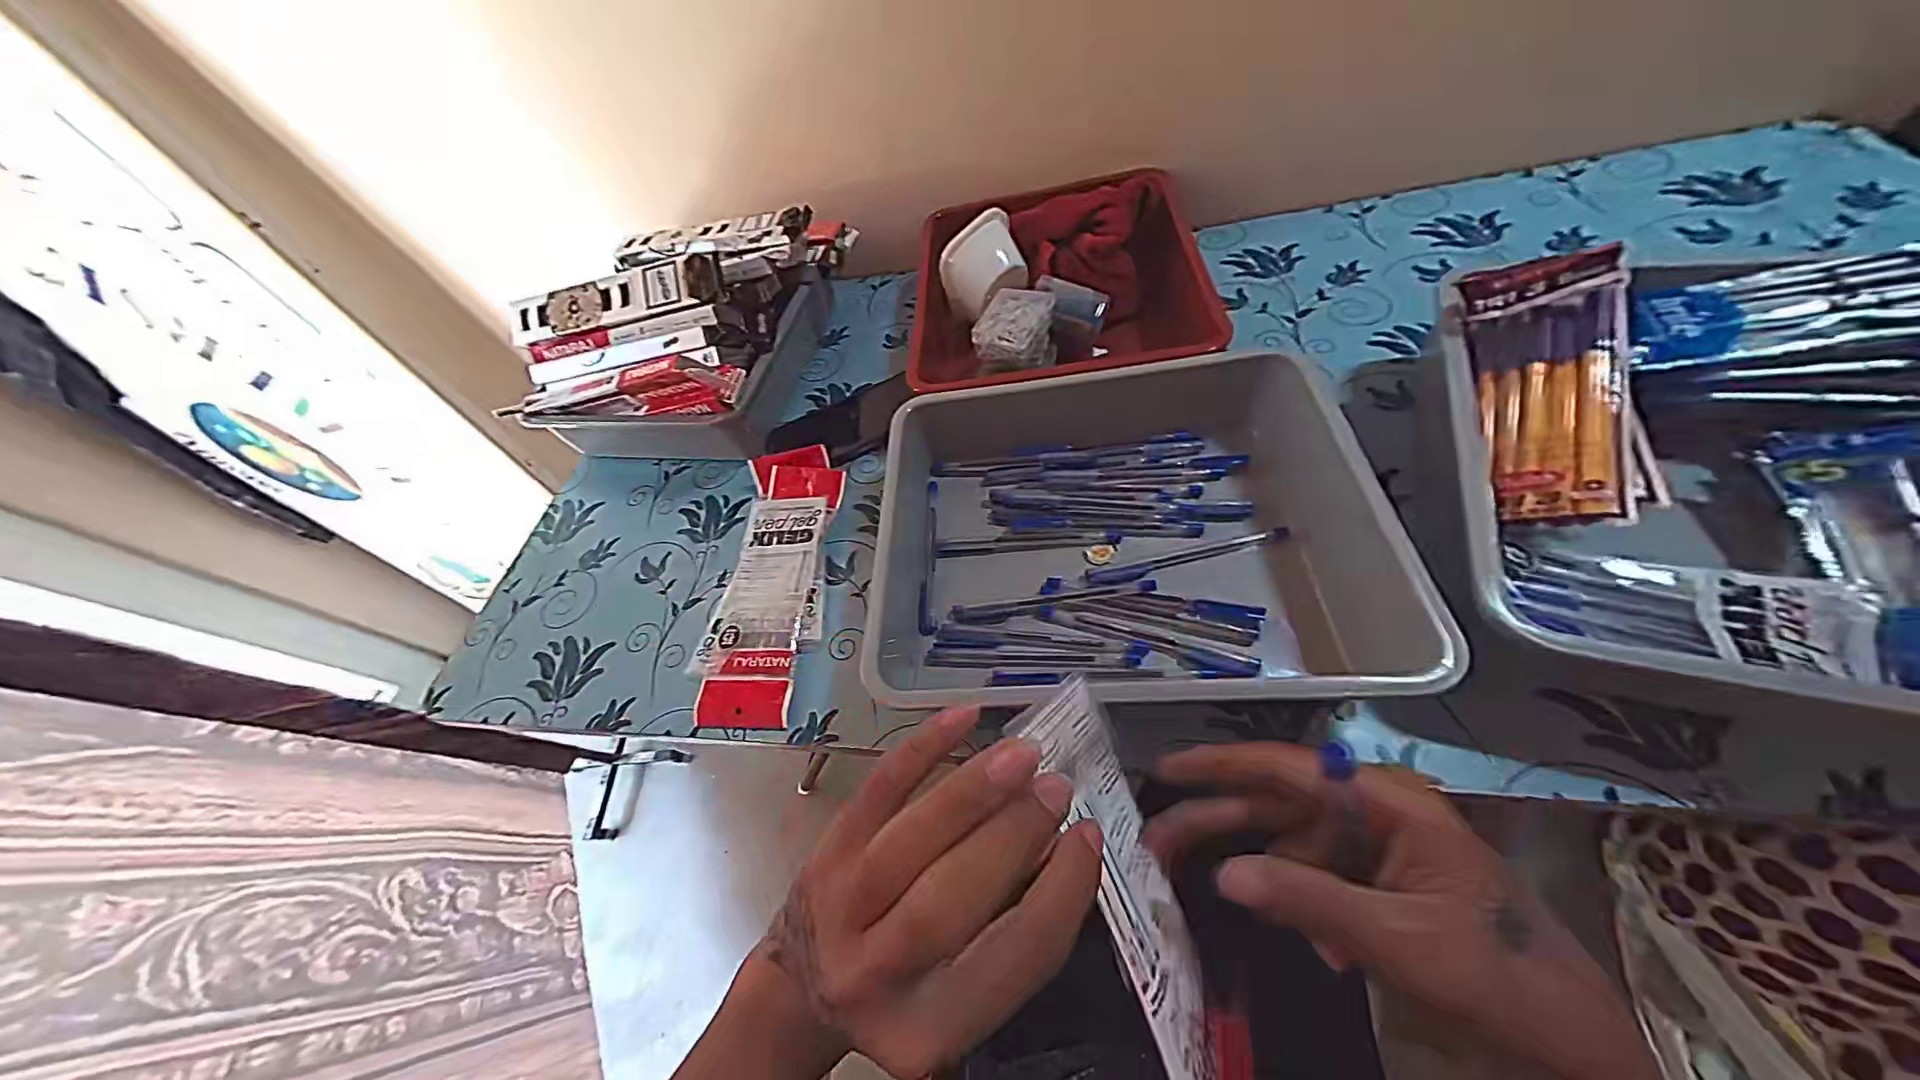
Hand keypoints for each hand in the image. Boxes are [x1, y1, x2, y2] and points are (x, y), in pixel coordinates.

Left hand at [676, 706, 1101, 1079]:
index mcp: (928, 1027)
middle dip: (1013, 833)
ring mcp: (841, 906)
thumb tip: (1058, 842)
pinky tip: (963, 719)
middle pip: (951, 898)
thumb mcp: (960, 991)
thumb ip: (1012, 929)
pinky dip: (922, 749)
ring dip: (973, 791)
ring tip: (1021, 755)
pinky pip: (877, 792)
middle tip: (1056, 788)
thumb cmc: (902, 986)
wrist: (807, 980)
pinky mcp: (826, 850)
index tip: (1088, 837)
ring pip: (912, 840)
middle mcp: (875, 973)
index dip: (1062, 891)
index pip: (1012, 956)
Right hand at [1145, 743, 1655, 1079]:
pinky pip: (1315, 876)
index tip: (1169, 770)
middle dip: (1218, 820)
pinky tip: (1319, 947)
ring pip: (1290, 841)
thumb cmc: (1500, 979)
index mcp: (1389, 803)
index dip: (1222, 765)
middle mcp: (1376, 810)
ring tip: (1234, 903)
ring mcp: (1376, 845)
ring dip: (1263, 873)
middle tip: (1159, 839)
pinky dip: (1300, 903)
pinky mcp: (1375, 879)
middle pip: (1277, 803)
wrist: (1572, 1043)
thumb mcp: (1401, 941)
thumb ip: (1310, 901)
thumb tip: (1227, 873)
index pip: (1289, 768)